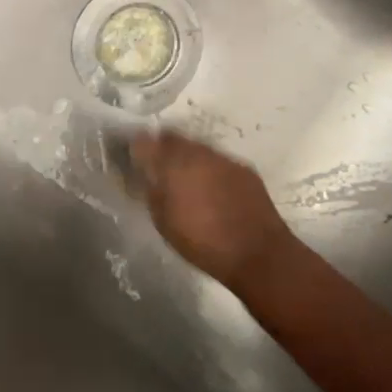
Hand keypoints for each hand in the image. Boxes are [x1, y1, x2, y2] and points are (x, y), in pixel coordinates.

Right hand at [130, 134, 294, 290]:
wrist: (259, 255)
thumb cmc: (202, 242)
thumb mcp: (162, 221)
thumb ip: (150, 191)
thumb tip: (144, 175)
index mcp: (169, 163)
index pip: (142, 140)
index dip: (135, 147)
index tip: (132, 158)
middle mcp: (195, 152)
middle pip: (170, 137)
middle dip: (161, 147)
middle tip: (158, 166)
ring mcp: (222, 158)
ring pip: (196, 147)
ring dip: (187, 156)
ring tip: (186, 178)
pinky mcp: (244, 168)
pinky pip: (218, 160)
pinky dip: (210, 168)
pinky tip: (212, 187)